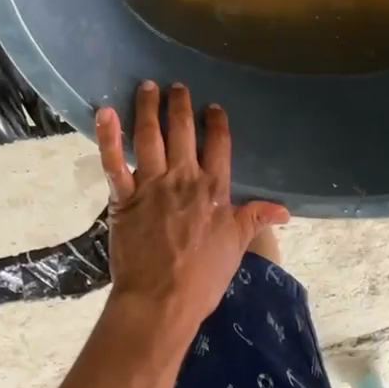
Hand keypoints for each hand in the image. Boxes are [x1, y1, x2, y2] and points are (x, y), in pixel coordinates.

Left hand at [96, 81, 288, 331]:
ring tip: (147, 87)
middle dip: (179, 105)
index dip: (215, 123)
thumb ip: (256, 218)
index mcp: (213, 189)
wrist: (162, 300)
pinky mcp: (123, 197)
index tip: (212, 107)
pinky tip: (104, 112)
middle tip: (176, 86)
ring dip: (147, 108)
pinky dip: (107, 136)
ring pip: (149, 136)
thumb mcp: (237, 247)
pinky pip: (113, 162)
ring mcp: (151, 185)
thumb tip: (284, 208)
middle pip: (182, 131)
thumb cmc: (203, 277)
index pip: (218, 145)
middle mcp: (183, 178)